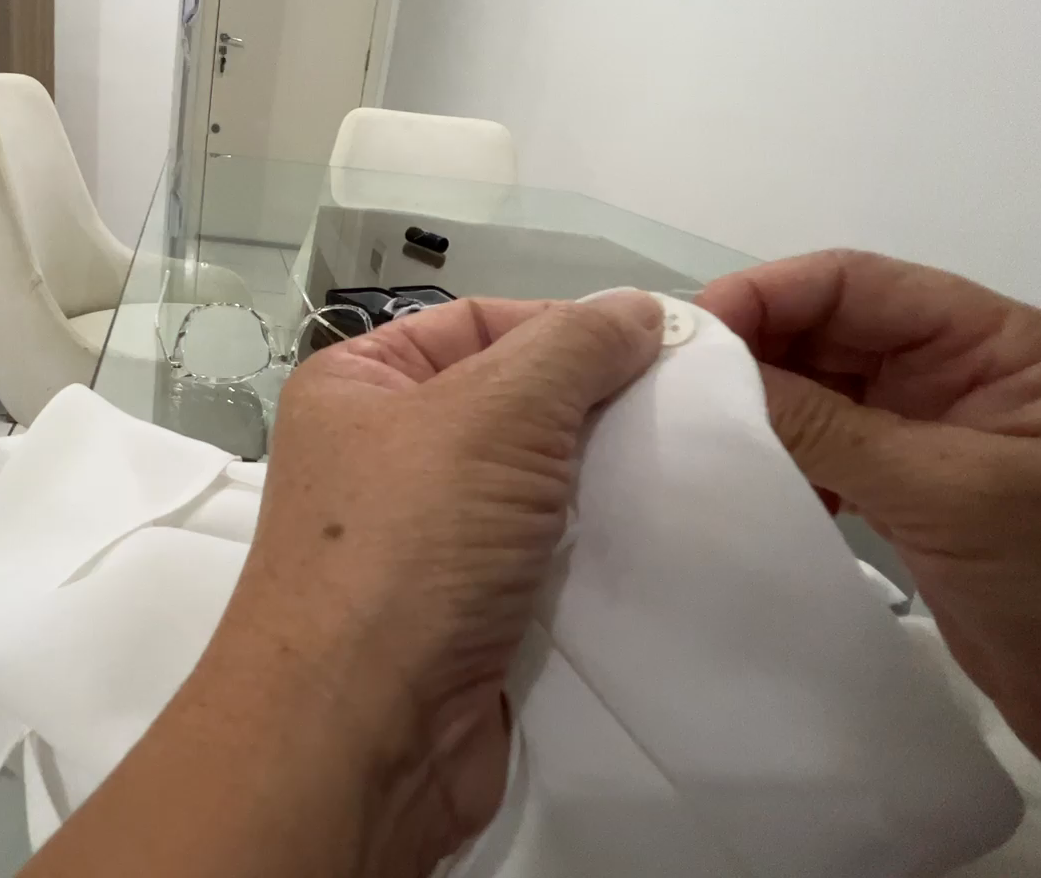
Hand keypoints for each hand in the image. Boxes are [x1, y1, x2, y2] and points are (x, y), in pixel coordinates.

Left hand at [18, 294, 661, 877]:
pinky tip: (653, 531)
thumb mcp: (489, 414)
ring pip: (527, 477)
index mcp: (356, 383)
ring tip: (681, 466)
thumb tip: (633, 308)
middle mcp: (379, 449)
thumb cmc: (408, 542)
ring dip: (597, 475)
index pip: (472, 322)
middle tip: (684, 409)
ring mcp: (420, 528)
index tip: (655, 343)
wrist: (360, 731)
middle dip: (588, 403)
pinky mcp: (459, 598)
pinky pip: (535, 545)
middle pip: (505, 399)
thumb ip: (568, 349)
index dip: (561, 324)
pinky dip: (588, 538)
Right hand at [698, 250, 1040, 875]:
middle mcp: (963, 380)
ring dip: (758, 407)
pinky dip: (781, 459)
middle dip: (750, 351)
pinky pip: (825, 454)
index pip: (859, 286)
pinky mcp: (913, 499)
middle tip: (667, 386)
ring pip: (819, 394)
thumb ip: (829, 427)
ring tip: (694, 432)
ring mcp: (936, 442)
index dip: (766, 294)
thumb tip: (712, 375)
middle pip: (830, 334)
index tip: (687, 335)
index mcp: (1004, 349)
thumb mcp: (959, 492)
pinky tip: (748, 481)